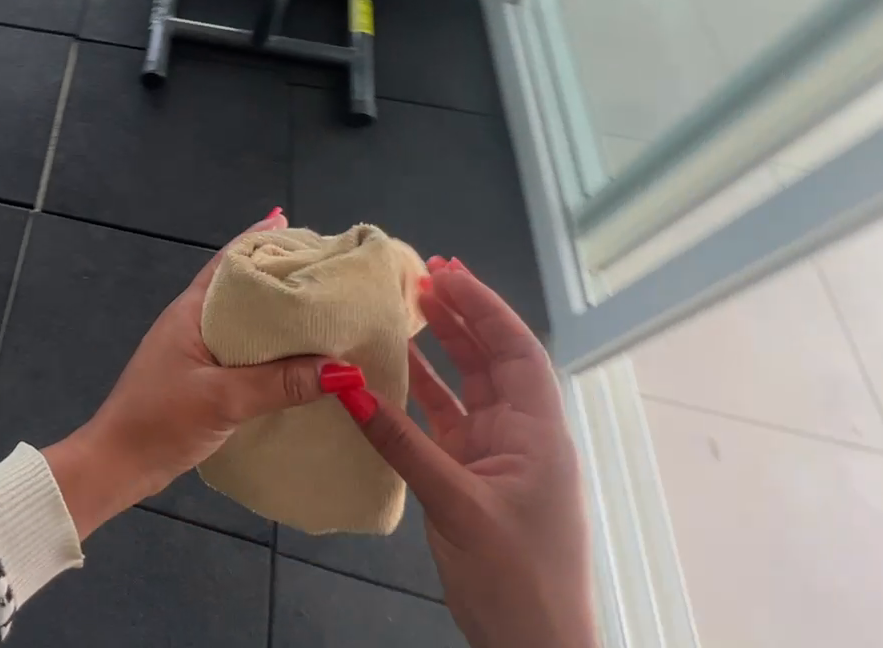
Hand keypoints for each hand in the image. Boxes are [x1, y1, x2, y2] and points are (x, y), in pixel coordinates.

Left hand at [42, 210, 354, 538]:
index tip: (292, 222)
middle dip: (275, 272)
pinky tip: (298, 358)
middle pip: (239, 287)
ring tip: (320, 308)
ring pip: (243, 320)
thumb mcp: (224, 399)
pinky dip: (269, 346)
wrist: (119, 462)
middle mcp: (192, 321)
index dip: (258, 240)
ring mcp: (194, 348)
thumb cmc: (161, 420)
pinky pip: (242, 349)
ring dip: (275, 312)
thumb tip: (345, 368)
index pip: (228, 262)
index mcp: (190, 311)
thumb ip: (281, 383)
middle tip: (322, 266)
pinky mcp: (200, 375)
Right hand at [342, 257, 595, 647]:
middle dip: (462, 315)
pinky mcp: (466, 472)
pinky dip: (418, 388)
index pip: (516, 352)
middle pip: (491, 359)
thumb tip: (344, 383)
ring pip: (465, 384)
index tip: (446, 272)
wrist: (533, 646)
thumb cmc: (515, 573)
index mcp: (538, 434)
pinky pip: (441, 416)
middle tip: (420, 274)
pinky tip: (391, 366)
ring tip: (406, 304)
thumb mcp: (456, 503)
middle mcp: (519, 434)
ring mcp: (492, 454)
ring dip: (440, 345)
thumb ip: (398, 440)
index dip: (483, 308)